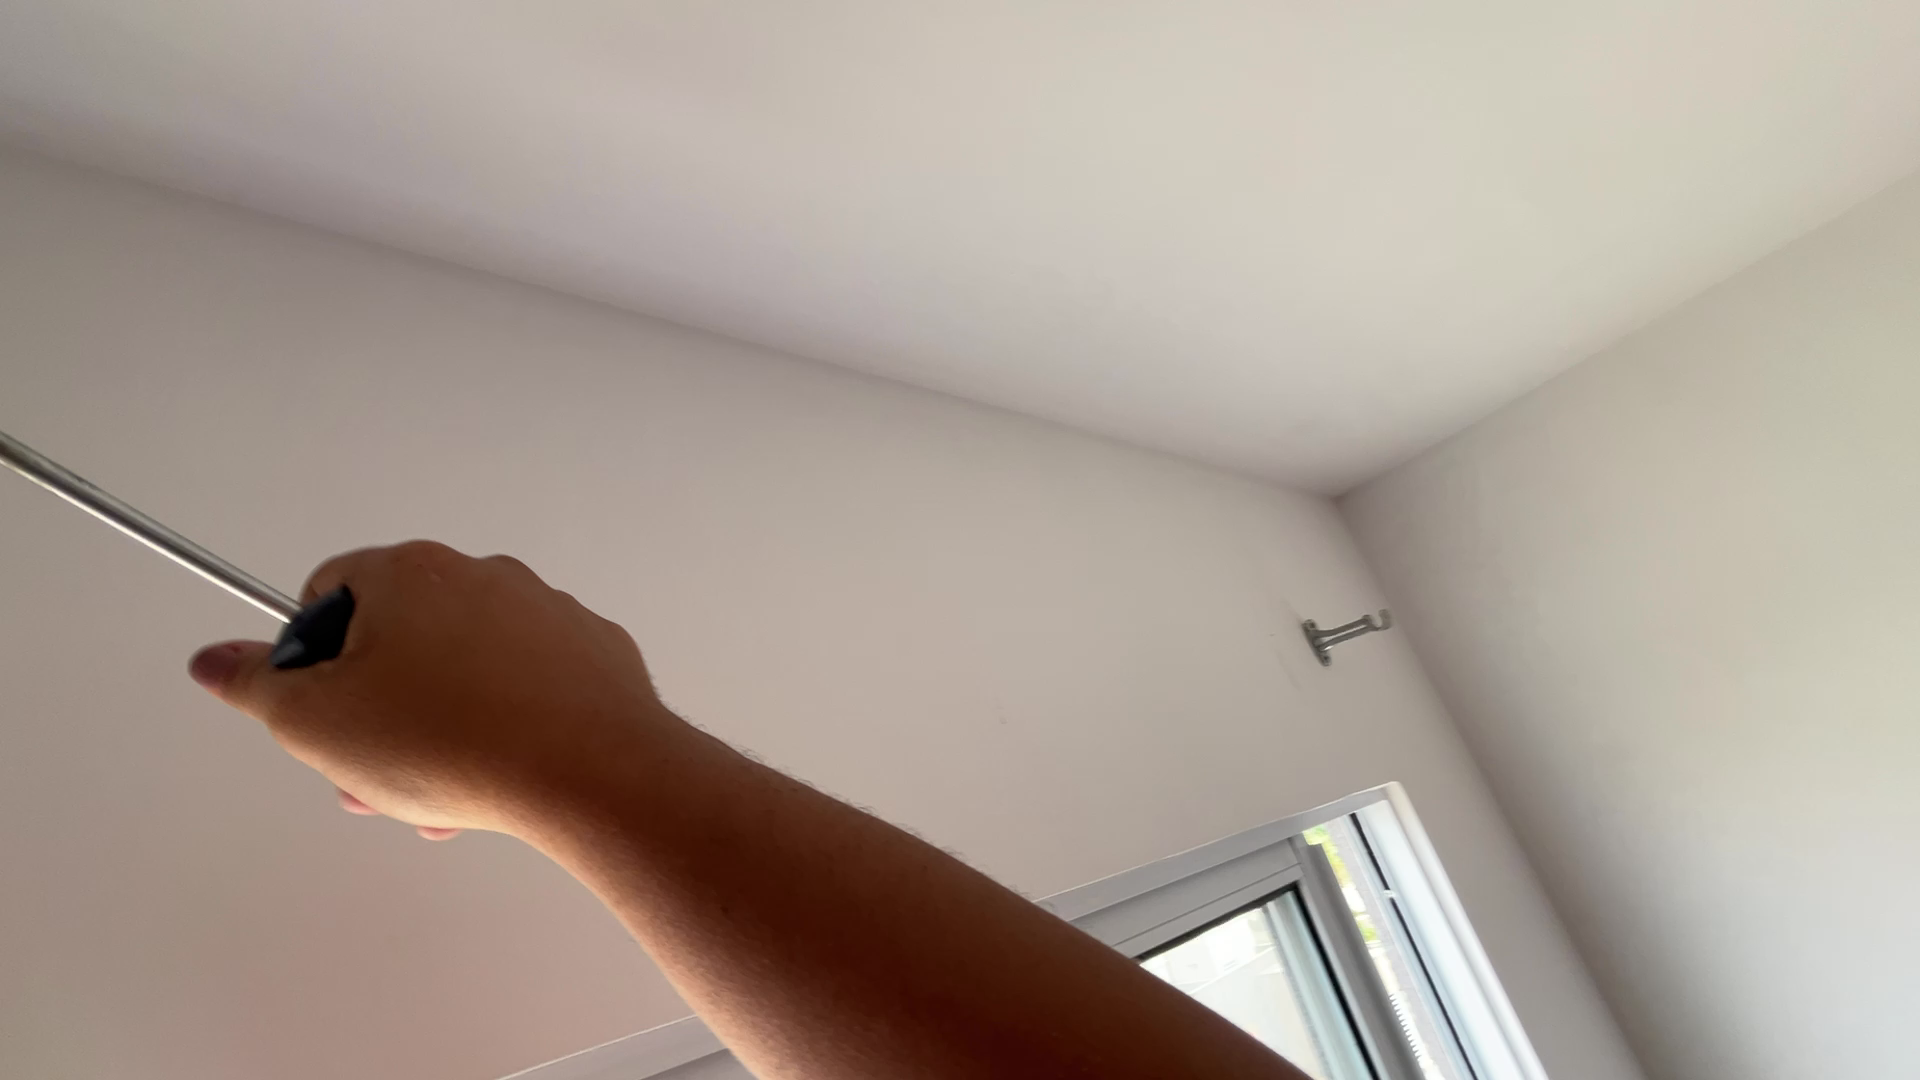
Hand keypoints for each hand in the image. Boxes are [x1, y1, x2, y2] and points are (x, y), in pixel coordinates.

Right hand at [188, 541, 682, 840]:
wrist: (588, 766)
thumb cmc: (449, 739)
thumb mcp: (314, 721)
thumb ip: (258, 684)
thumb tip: (221, 659)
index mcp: (417, 573)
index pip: (333, 589)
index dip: (312, 651)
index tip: (319, 704)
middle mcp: (493, 576)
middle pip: (408, 636)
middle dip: (379, 705)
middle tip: (371, 771)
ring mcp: (553, 610)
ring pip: (472, 665)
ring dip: (442, 723)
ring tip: (436, 791)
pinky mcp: (596, 648)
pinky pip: (534, 678)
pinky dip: (509, 717)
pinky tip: (502, 771)